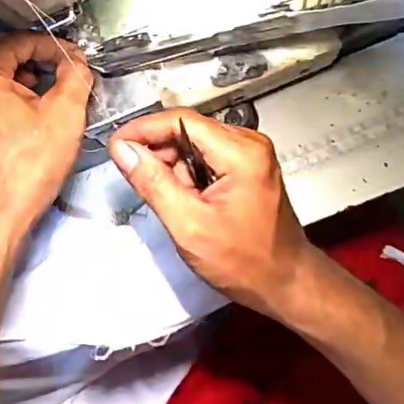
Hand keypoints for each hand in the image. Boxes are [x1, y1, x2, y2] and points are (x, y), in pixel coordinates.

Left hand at [0, 32, 93, 248]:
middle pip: (0, 52)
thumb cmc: (24, 170)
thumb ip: (75, 76)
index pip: (20, 40)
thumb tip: (76, 61)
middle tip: (62, 73)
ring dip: (18, 76)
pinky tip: (24, 116)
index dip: (53, 45)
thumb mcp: (64, 116)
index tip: (75, 60)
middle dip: (35, 58)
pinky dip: (2, 95)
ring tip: (46, 95)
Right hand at [108, 109, 325, 317]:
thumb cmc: (247, 262)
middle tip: (139, 180)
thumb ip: (152, 183)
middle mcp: (249, 144)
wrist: (286, 282)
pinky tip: (188, 201)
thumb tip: (123, 150)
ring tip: (174, 201)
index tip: (117, 145)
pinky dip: (188, 174)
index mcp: (241, 152)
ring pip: (193, 142)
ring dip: (173, 166)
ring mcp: (250, 153)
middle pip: (187, 129)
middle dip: (158, 152)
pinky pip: (206, 156)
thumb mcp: (189, 225)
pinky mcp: (246, 166)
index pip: (180, 120)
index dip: (143, 129)